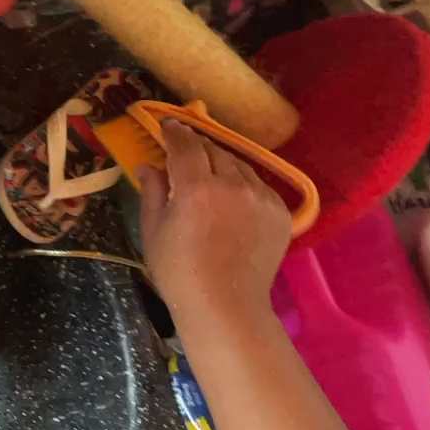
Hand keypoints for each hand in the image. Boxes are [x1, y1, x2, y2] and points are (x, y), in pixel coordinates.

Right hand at [134, 120, 290, 319]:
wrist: (225, 304)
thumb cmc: (177, 271)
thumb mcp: (153, 230)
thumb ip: (152, 192)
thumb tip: (148, 165)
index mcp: (196, 188)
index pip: (186, 146)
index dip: (175, 132)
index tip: (167, 124)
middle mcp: (233, 185)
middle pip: (215, 150)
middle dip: (198, 145)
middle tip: (185, 148)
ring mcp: (262, 198)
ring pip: (240, 166)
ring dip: (222, 163)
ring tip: (210, 172)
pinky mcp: (280, 213)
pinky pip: (259, 186)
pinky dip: (243, 184)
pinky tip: (231, 197)